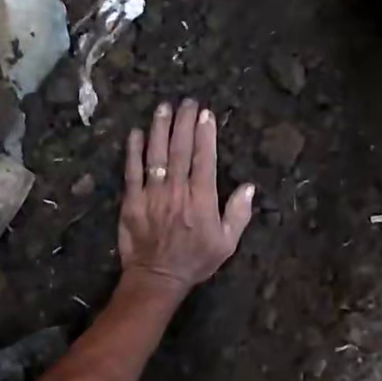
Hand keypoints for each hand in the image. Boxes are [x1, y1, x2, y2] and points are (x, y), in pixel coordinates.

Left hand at [119, 99, 254, 299]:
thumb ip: (238, 214)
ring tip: (164, 108)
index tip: (206, 114)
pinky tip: (136, 133)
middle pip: (181, 149)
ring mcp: (152, 194)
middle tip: (187, 102)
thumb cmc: (195, 261)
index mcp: (201, 199)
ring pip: (156, 154)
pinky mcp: (131, 201)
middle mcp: (177, 191)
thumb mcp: (227, 243)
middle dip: (184, 122)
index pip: (205, 158)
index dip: (205, 134)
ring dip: (160, 129)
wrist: (157, 278)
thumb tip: (250, 187)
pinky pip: (132, 171)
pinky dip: (133, 151)